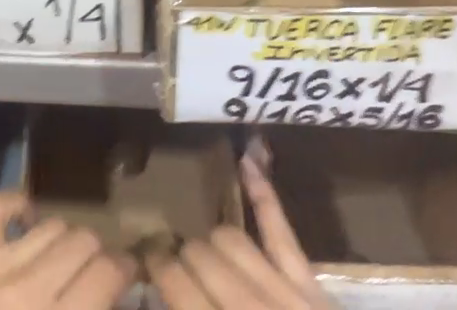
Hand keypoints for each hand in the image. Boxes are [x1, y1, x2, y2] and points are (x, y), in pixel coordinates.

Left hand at [0, 191, 136, 309]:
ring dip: (66, 243)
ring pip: (52, 225)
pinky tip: (31, 220)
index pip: (108, 271)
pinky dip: (17, 205)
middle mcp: (27, 288)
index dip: (127, 270)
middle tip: (97, 277)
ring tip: (65, 263)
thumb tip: (119, 294)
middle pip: (84, 241)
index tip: (130, 277)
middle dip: (99, 257)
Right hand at [145, 144, 335, 309]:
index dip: (154, 267)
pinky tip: (247, 161)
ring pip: (232, 238)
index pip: (175, 281)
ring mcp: (287, 295)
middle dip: (180, 256)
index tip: (143, 264)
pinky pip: (282, 233)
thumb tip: (164, 302)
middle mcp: (251, 309)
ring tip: (203, 257)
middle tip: (172, 268)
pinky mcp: (314, 290)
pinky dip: (264, 195)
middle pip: (200, 254)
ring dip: (211, 243)